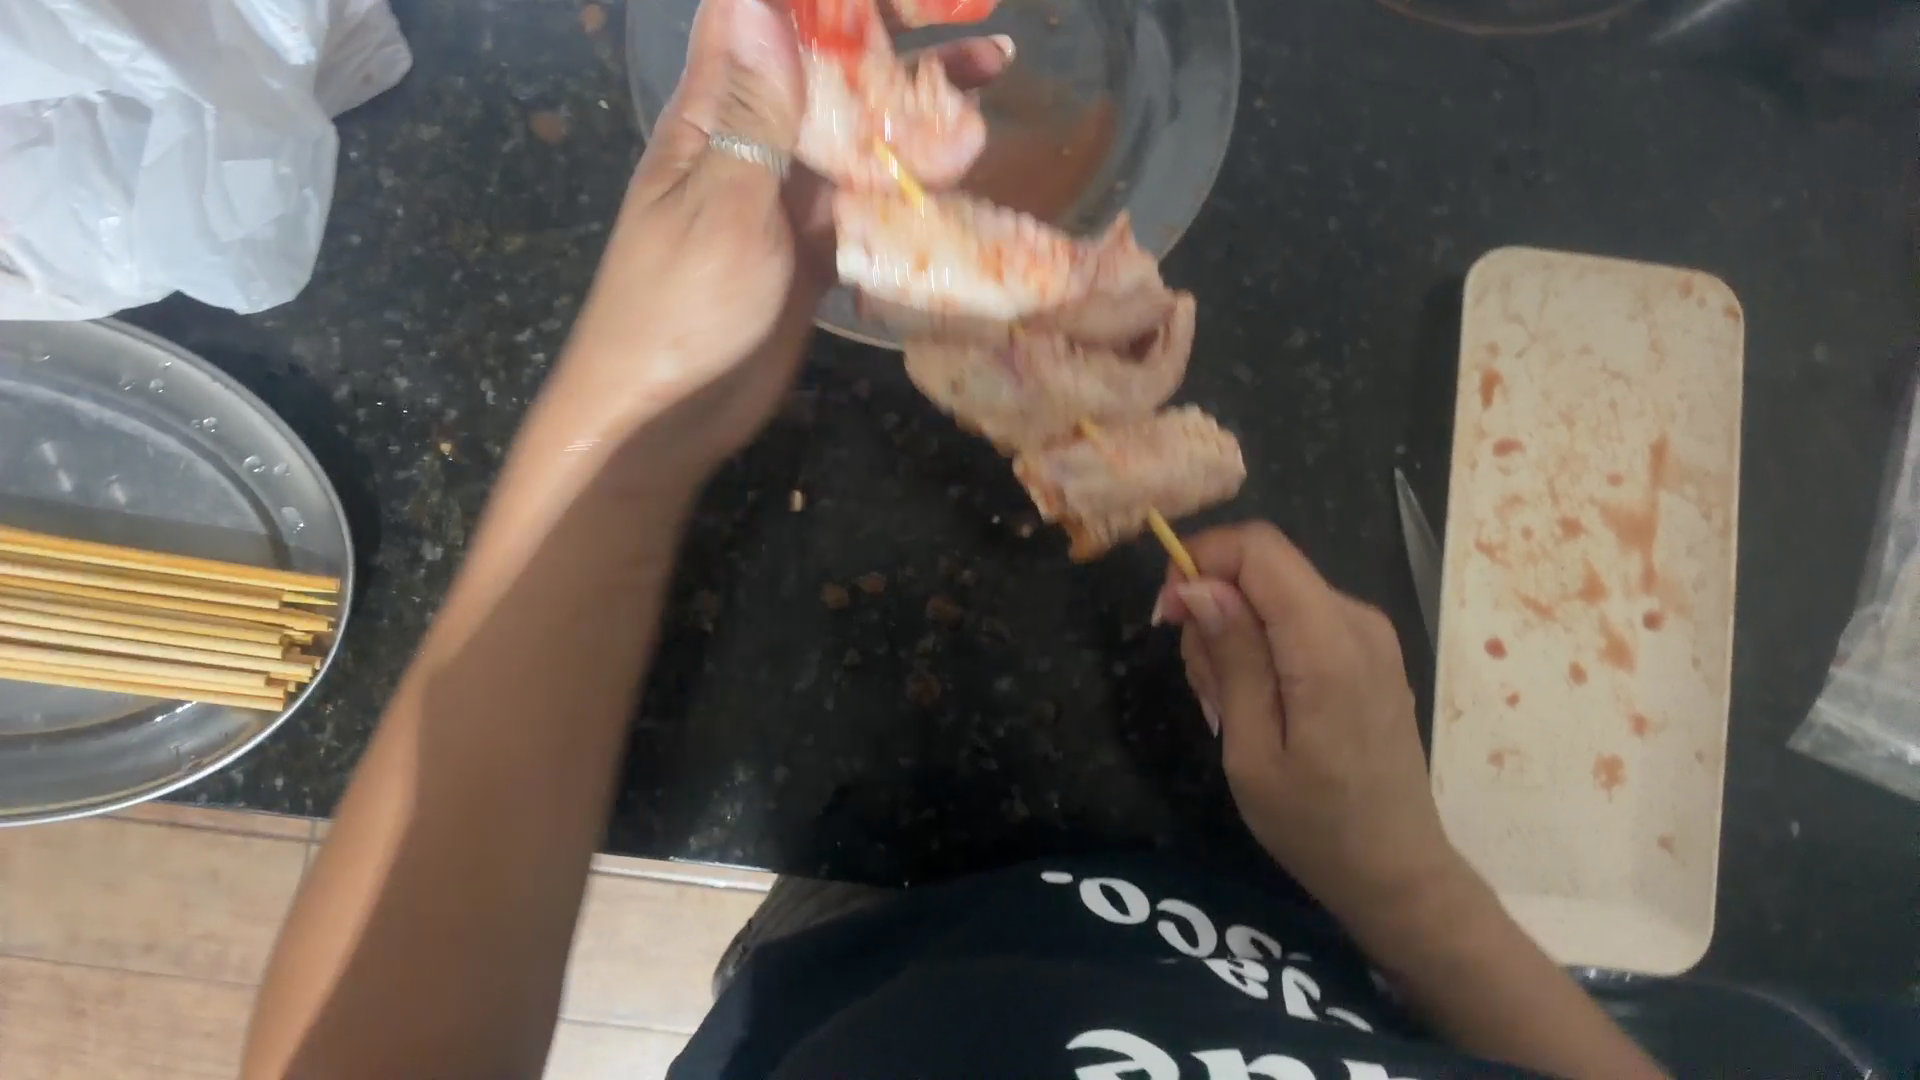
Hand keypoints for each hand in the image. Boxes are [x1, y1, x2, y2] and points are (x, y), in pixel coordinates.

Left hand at [547, 0, 1012, 489]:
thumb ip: (753, 115)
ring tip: (981, 120)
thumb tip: (759, 1)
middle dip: (897, 59)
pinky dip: (904, 202)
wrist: (669, 411)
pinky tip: (949, 193)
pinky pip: (864, 213)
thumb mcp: (720, 206)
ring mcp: (787, 203)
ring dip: (915, 136)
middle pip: (830, 81)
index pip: (762, 19)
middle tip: (984, 46)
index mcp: (715, 115)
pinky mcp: (811, 254)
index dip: (827, 1)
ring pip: (858, 149)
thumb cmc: (680, 308)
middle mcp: (755, 146)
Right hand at [1154, 522, 1471, 933]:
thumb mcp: (1251, 749)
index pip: (1258, 548)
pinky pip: (1292, 616)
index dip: (1201, 560)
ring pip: (1269, 592)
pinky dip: (1258, 644)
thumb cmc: (1314, 823)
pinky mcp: (1364, 648)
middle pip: (1259, 567)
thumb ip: (1232, 658)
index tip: (1169, 616)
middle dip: (1211, 609)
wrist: (1396, 870)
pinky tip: (1255, 701)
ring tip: (1228, 707)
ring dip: (1231, 634)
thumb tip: (1199, 585)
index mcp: (1328, 645)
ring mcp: (1366, 633)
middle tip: (1203, 688)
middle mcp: (1355, 621)